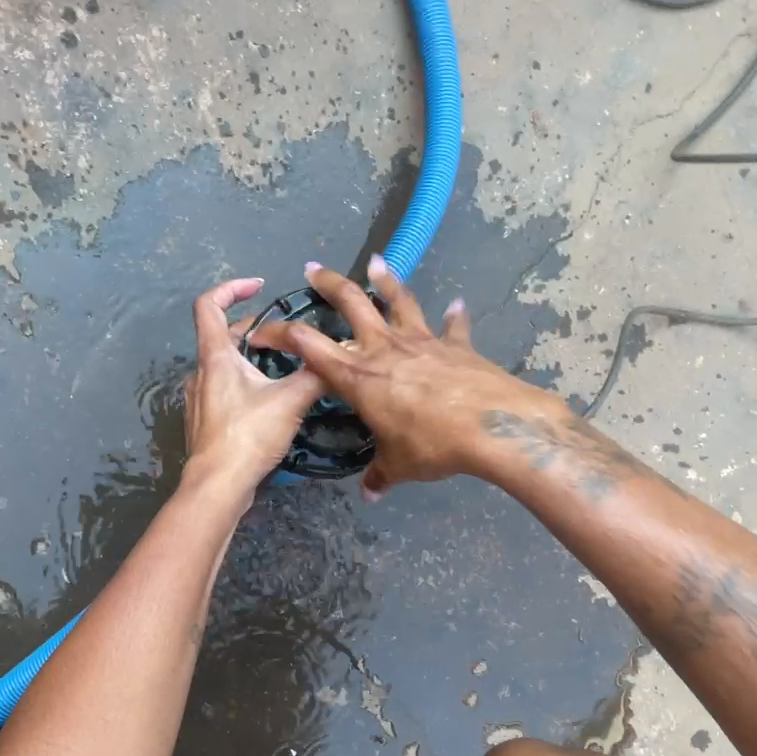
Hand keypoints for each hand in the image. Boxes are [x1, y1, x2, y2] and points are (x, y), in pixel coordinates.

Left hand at [182, 277, 326, 498]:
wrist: (217, 487)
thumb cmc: (248, 436)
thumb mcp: (291, 401)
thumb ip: (317, 374)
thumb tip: (341, 357)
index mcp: (215, 357)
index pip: (209, 305)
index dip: (231, 288)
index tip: (259, 286)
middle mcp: (200, 373)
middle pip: (222, 337)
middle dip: (253, 330)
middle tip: (283, 336)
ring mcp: (198, 400)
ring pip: (223, 366)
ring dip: (249, 360)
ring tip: (281, 369)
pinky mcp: (203, 423)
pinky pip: (222, 392)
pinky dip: (243, 385)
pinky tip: (267, 403)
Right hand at [246, 257, 568, 498]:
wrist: (494, 428)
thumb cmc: (432, 445)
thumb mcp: (399, 465)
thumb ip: (380, 475)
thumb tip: (371, 493)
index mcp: (358, 377)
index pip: (309, 348)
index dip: (281, 335)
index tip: (262, 331)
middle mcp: (384, 349)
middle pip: (351, 304)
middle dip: (328, 284)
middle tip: (313, 269)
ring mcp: (421, 342)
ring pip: (398, 300)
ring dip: (385, 280)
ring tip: (376, 261)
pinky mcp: (456, 345)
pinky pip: (452, 326)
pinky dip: (454, 316)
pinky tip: (456, 304)